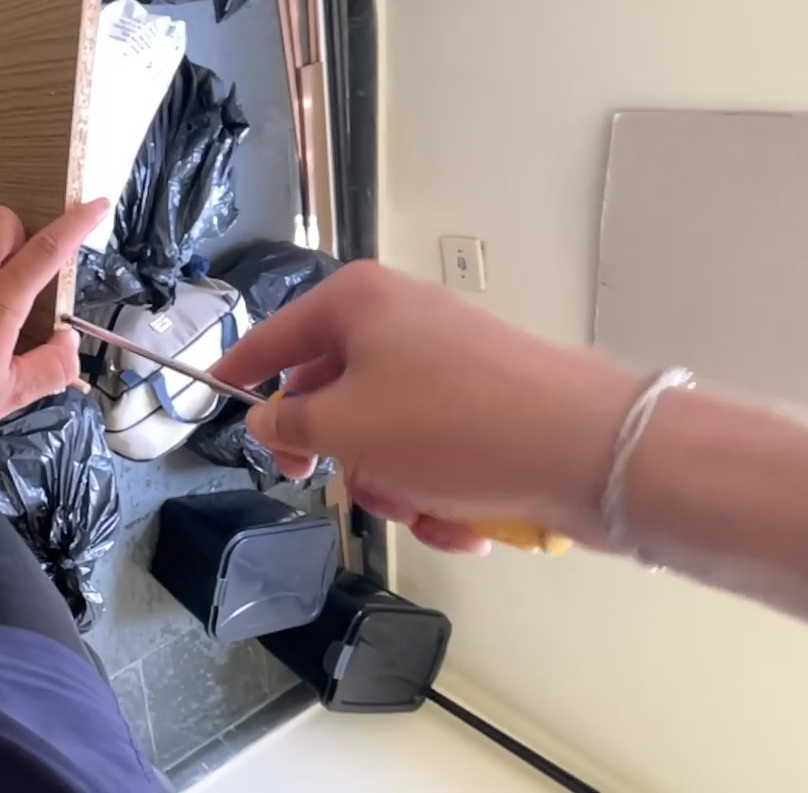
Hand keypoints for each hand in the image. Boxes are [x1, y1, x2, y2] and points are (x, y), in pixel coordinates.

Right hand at [208, 261, 639, 551]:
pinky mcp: (489, 402)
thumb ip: (284, 423)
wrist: (607, 457)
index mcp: (356, 302)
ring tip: (415, 505)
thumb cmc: (452, 424)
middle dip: (330, 447)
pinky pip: (431, 442)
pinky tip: (457, 518)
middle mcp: (399, 319)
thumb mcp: (341, 427)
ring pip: (379, 425)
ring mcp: (448, 360)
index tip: (214, 393)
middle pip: (327, 388)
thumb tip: (266, 422)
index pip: (271, 337)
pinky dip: (433, 485)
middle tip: (316, 478)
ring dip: (384, 478)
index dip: (238, 371)